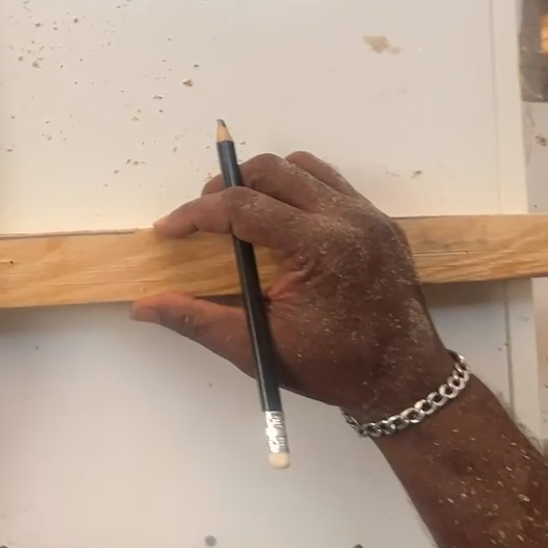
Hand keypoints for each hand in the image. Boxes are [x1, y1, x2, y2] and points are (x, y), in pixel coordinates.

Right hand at [130, 152, 454, 420]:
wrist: (405, 381)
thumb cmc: (331, 368)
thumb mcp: (255, 347)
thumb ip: (195, 319)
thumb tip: (141, 307)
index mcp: (321, 250)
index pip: (243, 206)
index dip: (196, 213)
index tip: (167, 229)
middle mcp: (348, 220)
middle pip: (270, 171)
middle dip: (224, 187)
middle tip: (199, 219)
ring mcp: (367, 215)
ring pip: (300, 166)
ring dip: (259, 181)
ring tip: (235, 212)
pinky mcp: (375, 219)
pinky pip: (325, 179)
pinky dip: (291, 186)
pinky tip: (275, 217)